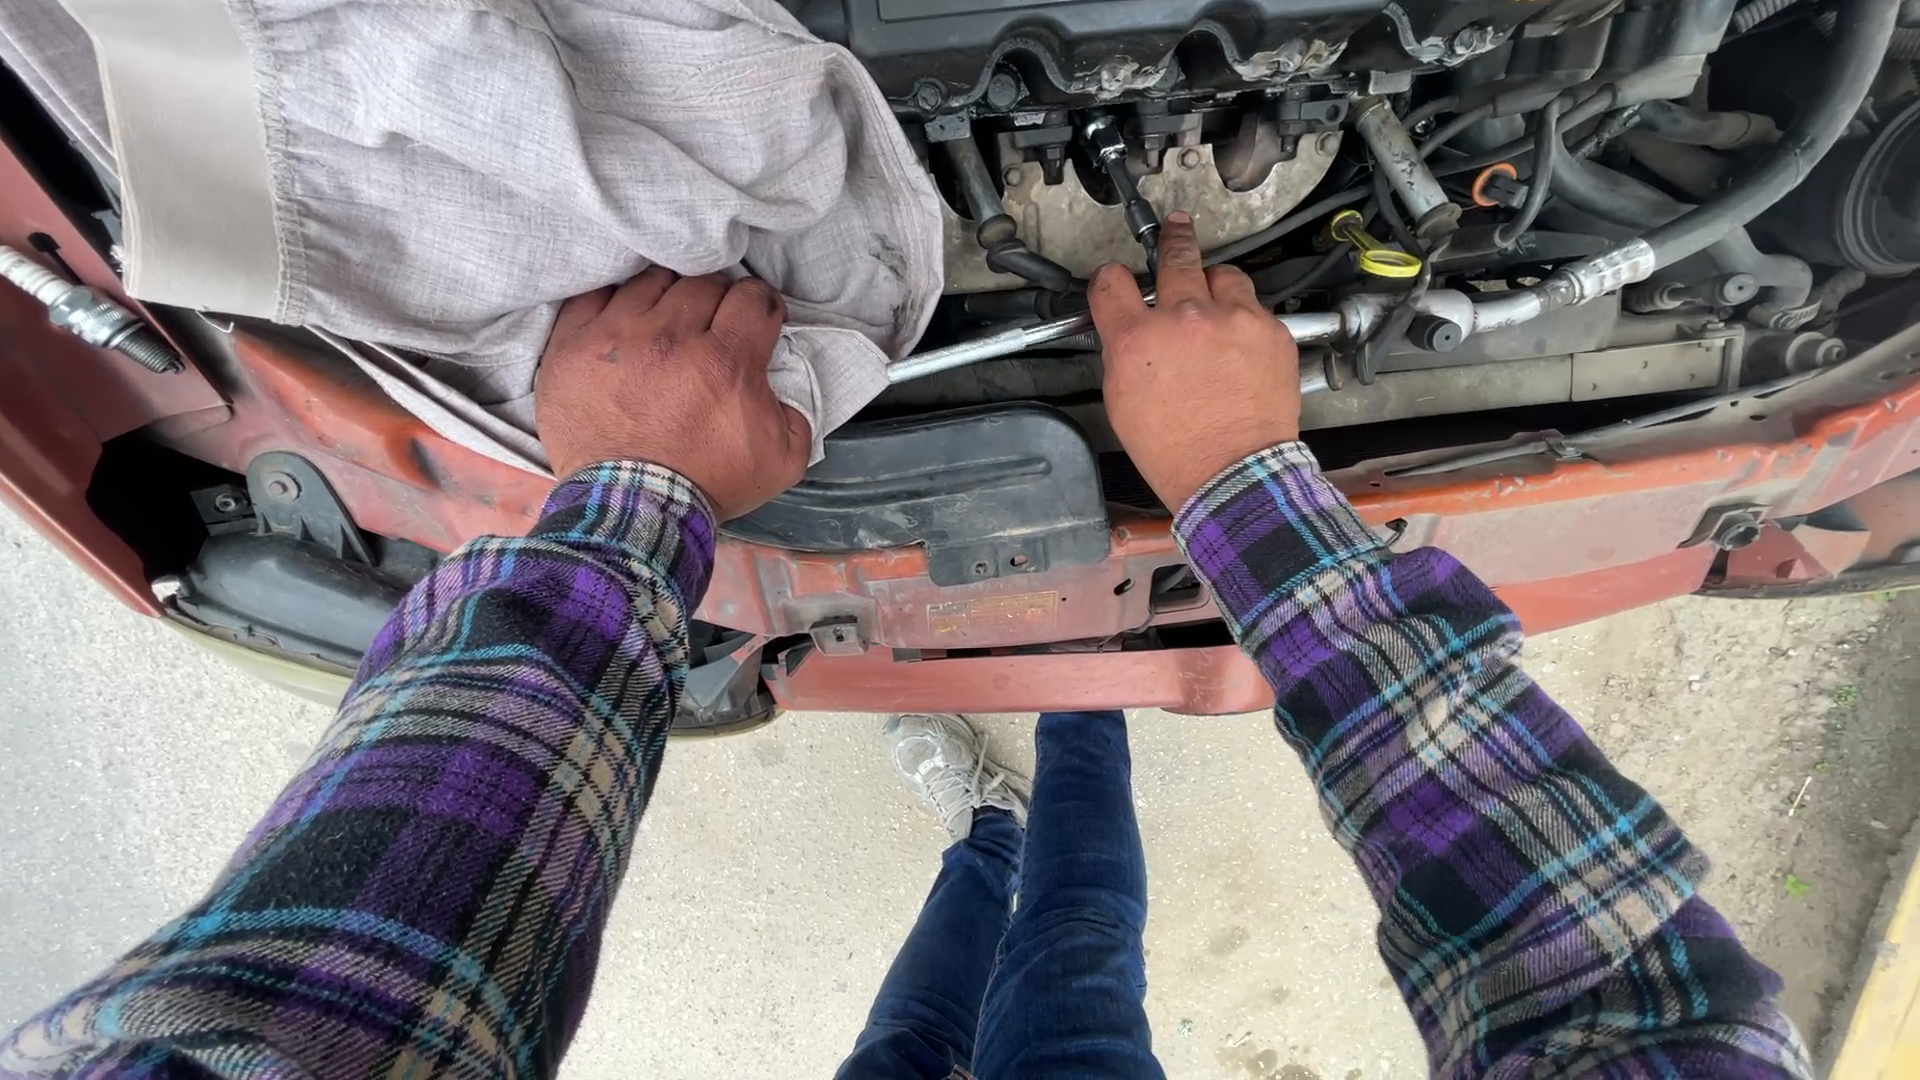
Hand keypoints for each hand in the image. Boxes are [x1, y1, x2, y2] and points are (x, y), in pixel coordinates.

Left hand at [535, 267, 811, 520]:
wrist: (634, 508)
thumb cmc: (708, 485)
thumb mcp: (783, 462)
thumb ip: (795, 417)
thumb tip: (781, 393)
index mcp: (728, 361)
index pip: (753, 298)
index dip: (762, 305)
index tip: (757, 321)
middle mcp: (674, 336)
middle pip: (704, 283)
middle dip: (719, 299)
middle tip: (716, 324)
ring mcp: (618, 335)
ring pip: (653, 281)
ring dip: (670, 295)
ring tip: (670, 322)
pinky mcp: (574, 343)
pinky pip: (596, 293)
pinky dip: (617, 300)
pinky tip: (627, 320)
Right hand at [1089, 212, 1300, 509]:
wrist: (1231, 473)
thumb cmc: (1175, 450)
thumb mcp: (1122, 402)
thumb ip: (1123, 355)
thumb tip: (1128, 334)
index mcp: (1135, 339)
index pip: (1111, 283)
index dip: (1110, 279)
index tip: (1116, 279)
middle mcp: (1183, 318)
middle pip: (1175, 255)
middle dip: (1173, 239)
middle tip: (1176, 228)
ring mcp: (1232, 319)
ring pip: (1223, 274)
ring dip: (1215, 284)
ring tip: (1215, 301)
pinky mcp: (1270, 330)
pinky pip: (1255, 307)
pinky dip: (1245, 319)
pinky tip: (1239, 343)